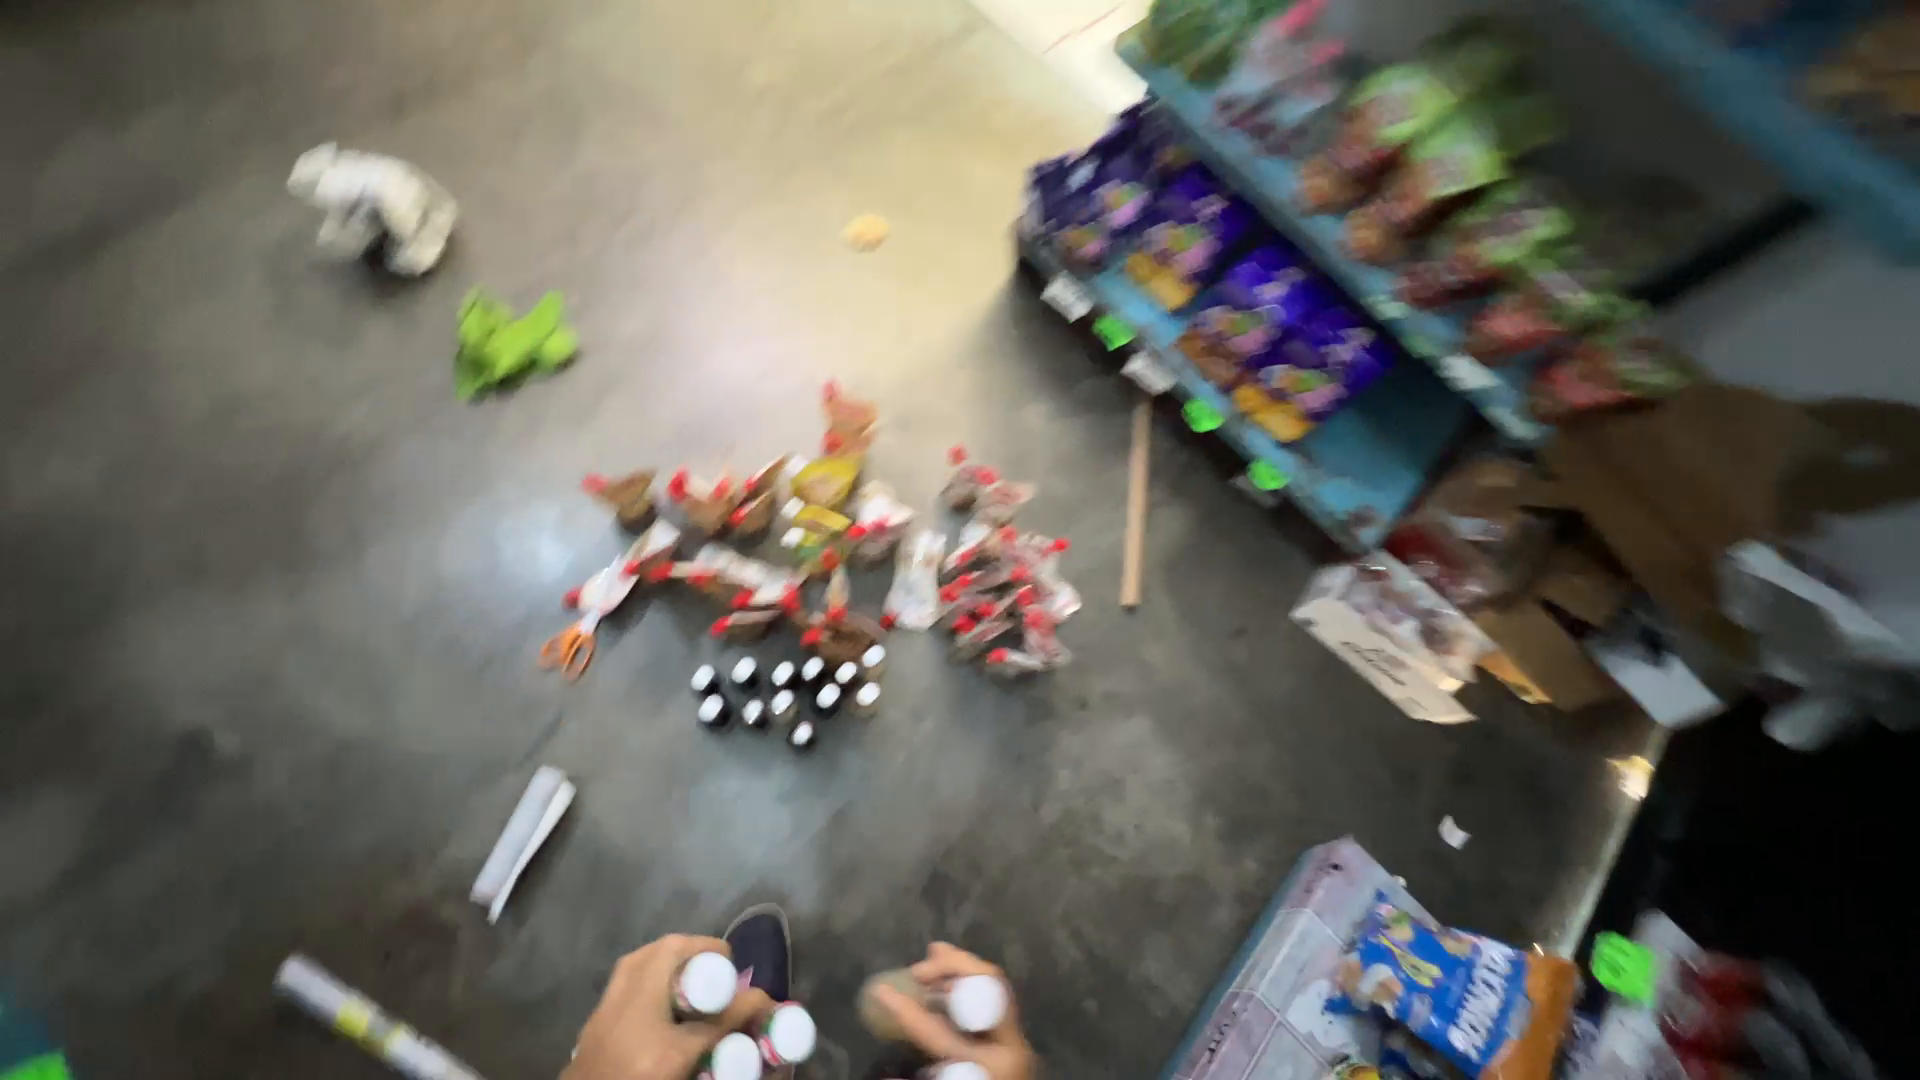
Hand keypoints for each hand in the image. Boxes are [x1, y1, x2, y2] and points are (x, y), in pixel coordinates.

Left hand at [563, 934, 772, 1079]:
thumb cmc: (637, 1075)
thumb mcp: (685, 1053)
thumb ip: (724, 1022)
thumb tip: (762, 998)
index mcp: (642, 983)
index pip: (680, 946)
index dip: (709, 950)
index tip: (730, 967)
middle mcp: (621, 984)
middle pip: (660, 952)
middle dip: (690, 957)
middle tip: (715, 978)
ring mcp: (605, 1005)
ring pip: (642, 968)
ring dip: (671, 973)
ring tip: (694, 994)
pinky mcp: (598, 1025)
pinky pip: (631, 988)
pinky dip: (654, 990)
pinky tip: (666, 1018)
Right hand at [869, 943, 1035, 1079]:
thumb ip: (913, 1077)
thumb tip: (883, 1076)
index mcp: (987, 1070)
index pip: (941, 1033)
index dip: (908, 1011)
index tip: (881, 992)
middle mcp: (1011, 1052)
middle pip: (987, 988)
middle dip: (951, 969)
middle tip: (917, 969)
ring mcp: (1018, 1047)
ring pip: (995, 989)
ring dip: (960, 974)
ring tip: (928, 970)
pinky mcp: (1015, 1047)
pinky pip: (996, 1003)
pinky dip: (971, 989)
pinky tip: (947, 986)